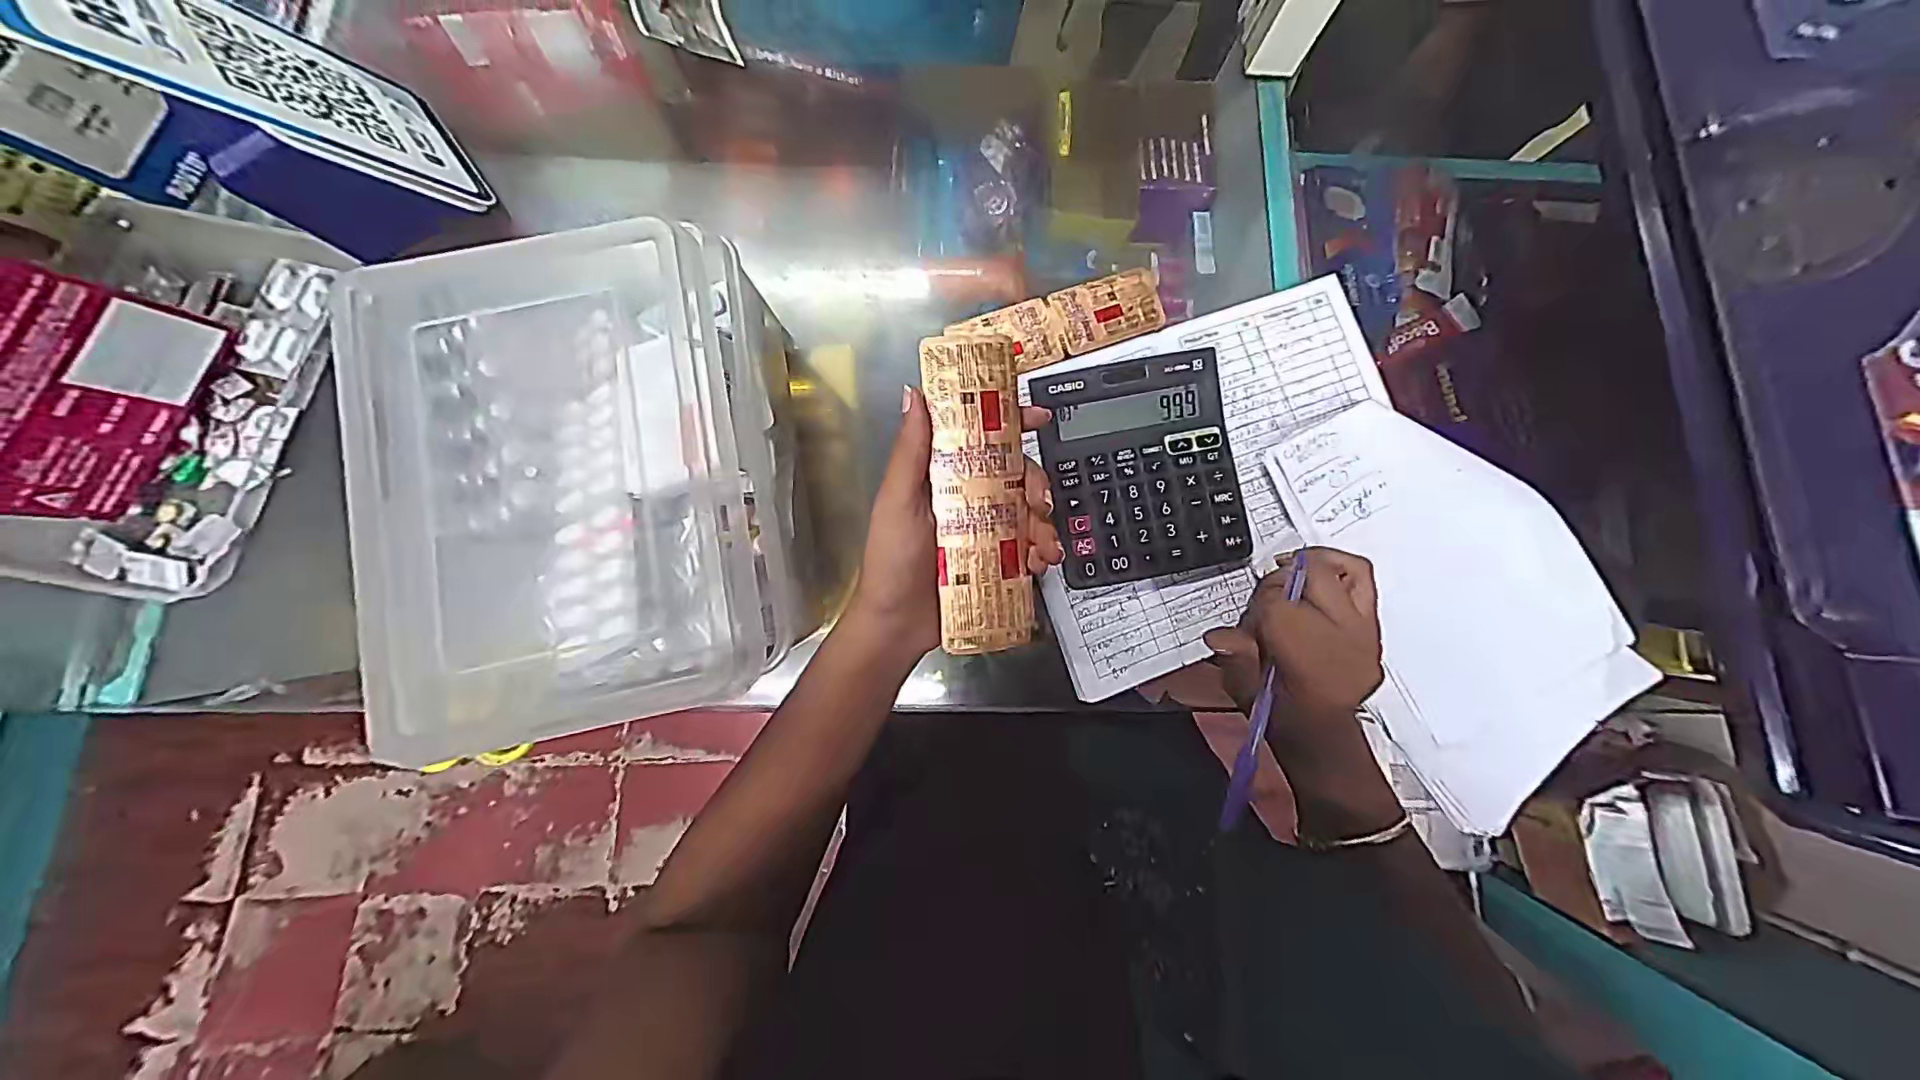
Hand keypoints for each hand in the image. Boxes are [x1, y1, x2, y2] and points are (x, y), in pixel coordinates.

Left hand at [842, 386, 1063, 660]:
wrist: (898, 625)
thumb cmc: (889, 562)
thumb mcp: (898, 501)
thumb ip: (910, 451)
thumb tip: (914, 396)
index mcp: (941, 476)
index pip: (977, 436)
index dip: (1008, 420)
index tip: (1033, 415)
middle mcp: (966, 498)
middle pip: (1014, 473)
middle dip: (1035, 482)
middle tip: (1038, 501)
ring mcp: (983, 529)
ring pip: (1027, 510)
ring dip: (1043, 523)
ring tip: (1041, 544)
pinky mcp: (995, 559)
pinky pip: (1027, 546)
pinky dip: (1040, 551)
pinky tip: (1038, 561)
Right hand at [1204, 547, 1396, 834]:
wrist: (1321, 736)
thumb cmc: (1285, 714)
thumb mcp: (1246, 690)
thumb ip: (1235, 657)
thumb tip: (1222, 638)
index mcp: (1308, 653)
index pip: (1275, 602)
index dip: (1255, 606)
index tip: (1250, 621)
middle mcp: (1341, 637)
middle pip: (1307, 577)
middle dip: (1280, 581)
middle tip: (1268, 596)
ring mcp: (1362, 631)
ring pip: (1342, 570)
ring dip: (1313, 565)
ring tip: (1294, 573)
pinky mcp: (1372, 629)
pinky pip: (1363, 582)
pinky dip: (1340, 570)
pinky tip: (1321, 577)